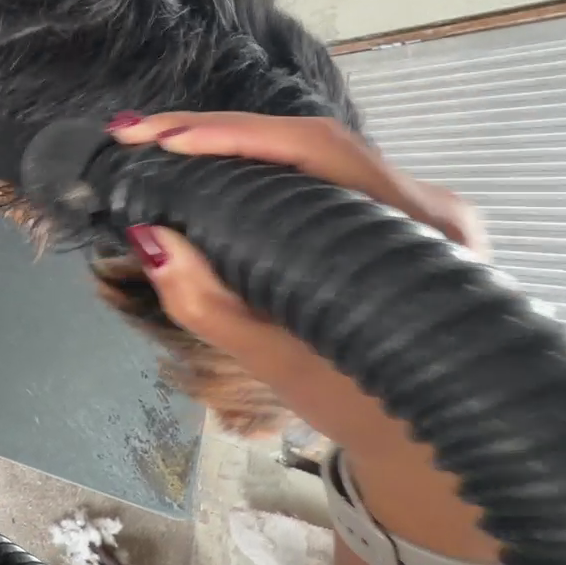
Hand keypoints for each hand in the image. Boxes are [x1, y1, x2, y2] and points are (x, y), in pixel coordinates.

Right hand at [111, 111, 498, 562]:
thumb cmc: (360, 404)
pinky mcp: (377, 212)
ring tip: (150, 139)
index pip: (318, 151)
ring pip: (301, 146)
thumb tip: (147, 237)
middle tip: (132, 133)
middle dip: (209, 127)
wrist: (433, 438)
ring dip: (219, 136)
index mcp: (413, 236)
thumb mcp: (277, 363)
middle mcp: (417, 206)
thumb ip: (210, 304)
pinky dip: (240, 155)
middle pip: (303, 138)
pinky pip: (302, 166)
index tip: (162, 141)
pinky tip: (192, 155)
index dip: (233, 135)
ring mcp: (401, 205)